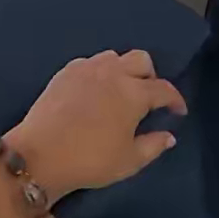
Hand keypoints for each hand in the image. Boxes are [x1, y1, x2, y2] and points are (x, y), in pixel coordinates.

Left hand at [3, 51, 184, 200]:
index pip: (163, 89)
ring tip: (120, 91)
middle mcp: (112, 72)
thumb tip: (168, 135)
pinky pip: (90, 62)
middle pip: (141, 60)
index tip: (178, 111)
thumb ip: (153, 145)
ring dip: (124, 70)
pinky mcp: (65, 72)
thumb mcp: (129, 161)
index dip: (175, 100)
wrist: (40, 154)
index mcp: (133, 93)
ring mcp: (86, 68)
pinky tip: (95, 90)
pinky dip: (99, 72)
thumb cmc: (90, 159)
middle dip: (150, 76)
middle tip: (148, 99)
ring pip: (114, 57)